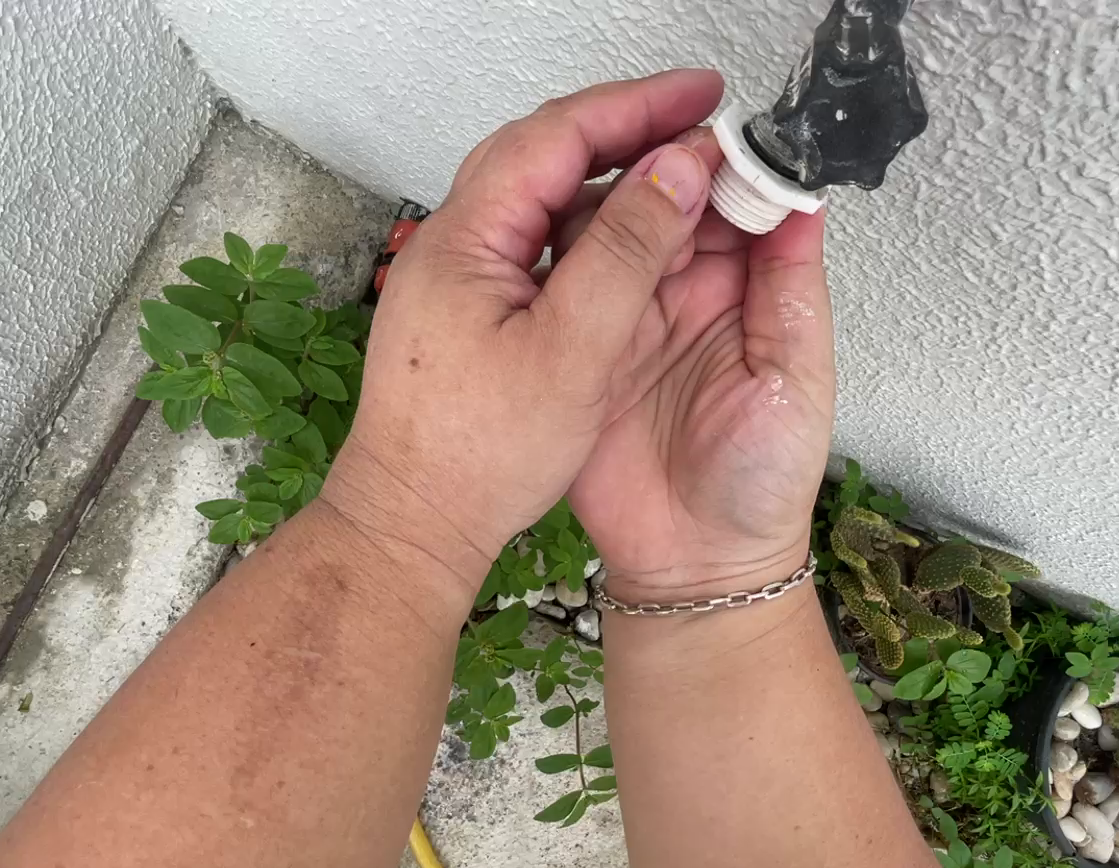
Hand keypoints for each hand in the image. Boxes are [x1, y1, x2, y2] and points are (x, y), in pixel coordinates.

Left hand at [320, 70, 727, 595]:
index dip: (637, 107)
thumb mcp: (571, 351)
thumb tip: (675, 172)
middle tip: (696, 135)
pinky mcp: (470, 318)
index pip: (557, 136)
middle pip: (546, 161)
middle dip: (627, 140)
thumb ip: (625, 253)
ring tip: (674, 196)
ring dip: (610, 198)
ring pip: (542, 212)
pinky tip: (623, 261)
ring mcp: (458, 283)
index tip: (702, 97)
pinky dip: (586, 248)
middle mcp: (452, 248)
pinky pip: (535, 259)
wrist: (416, 520)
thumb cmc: (479, 454)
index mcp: (464, 239)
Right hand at [566, 145, 834, 603]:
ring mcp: (619, 328)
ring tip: (591, 204)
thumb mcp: (794, 381)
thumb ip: (790, 292)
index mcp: (736, 297)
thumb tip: (800, 197)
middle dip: (646, 180)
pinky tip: (547, 247)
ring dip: (596, 216)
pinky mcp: (576, 361)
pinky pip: (562, 300)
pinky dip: (554, 268)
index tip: (699, 142)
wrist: (694, 564)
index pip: (723, 208)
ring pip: (602, 243)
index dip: (715, 170)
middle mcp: (675, 302)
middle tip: (635, 167)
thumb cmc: (759, 484)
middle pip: (655, 212)